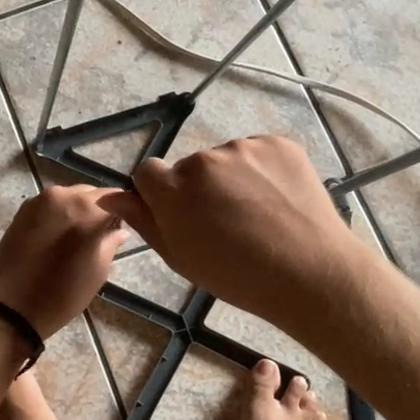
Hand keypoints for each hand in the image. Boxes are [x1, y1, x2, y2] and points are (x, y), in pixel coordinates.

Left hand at [0, 185, 126, 338]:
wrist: (11, 306)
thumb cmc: (62, 293)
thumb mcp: (97, 271)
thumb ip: (110, 243)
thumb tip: (120, 230)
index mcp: (87, 209)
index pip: (118, 197)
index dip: (127, 208)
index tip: (130, 222)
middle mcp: (63, 195)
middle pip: (92, 193)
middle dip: (101, 207)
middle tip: (104, 231)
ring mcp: (39, 200)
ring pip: (70, 196)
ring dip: (79, 209)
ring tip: (81, 234)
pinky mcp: (23, 209)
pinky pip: (51, 204)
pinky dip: (60, 213)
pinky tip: (60, 234)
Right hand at [100, 137, 373, 326]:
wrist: (311, 273)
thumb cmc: (237, 276)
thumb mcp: (178, 257)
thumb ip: (142, 221)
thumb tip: (108, 196)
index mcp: (173, 190)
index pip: (147, 172)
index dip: (161, 195)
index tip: (182, 217)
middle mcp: (203, 161)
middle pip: (188, 168)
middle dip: (199, 189)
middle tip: (225, 224)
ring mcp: (243, 148)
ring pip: (224, 160)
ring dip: (231, 179)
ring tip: (257, 214)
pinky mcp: (277, 143)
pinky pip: (257, 153)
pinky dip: (262, 171)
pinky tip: (276, 200)